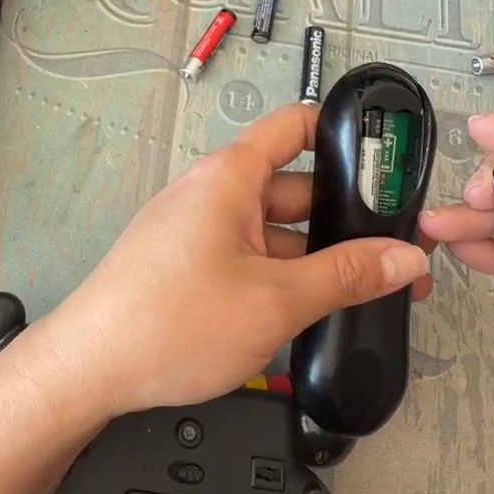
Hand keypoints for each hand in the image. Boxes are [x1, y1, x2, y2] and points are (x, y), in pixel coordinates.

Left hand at [28, 103, 431, 418]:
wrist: (90, 367)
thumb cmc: (170, 321)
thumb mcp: (275, 301)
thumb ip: (345, 277)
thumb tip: (402, 259)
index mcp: (228, 176)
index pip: (294, 126)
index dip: (342, 133)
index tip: (385, 162)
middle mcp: (212, 192)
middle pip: (294, 185)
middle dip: (343, 217)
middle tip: (394, 251)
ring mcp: (198, 228)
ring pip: (274, 228)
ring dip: (316, 254)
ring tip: (364, 290)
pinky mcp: (189, 262)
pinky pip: (249, 254)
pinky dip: (283, 272)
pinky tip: (312, 308)